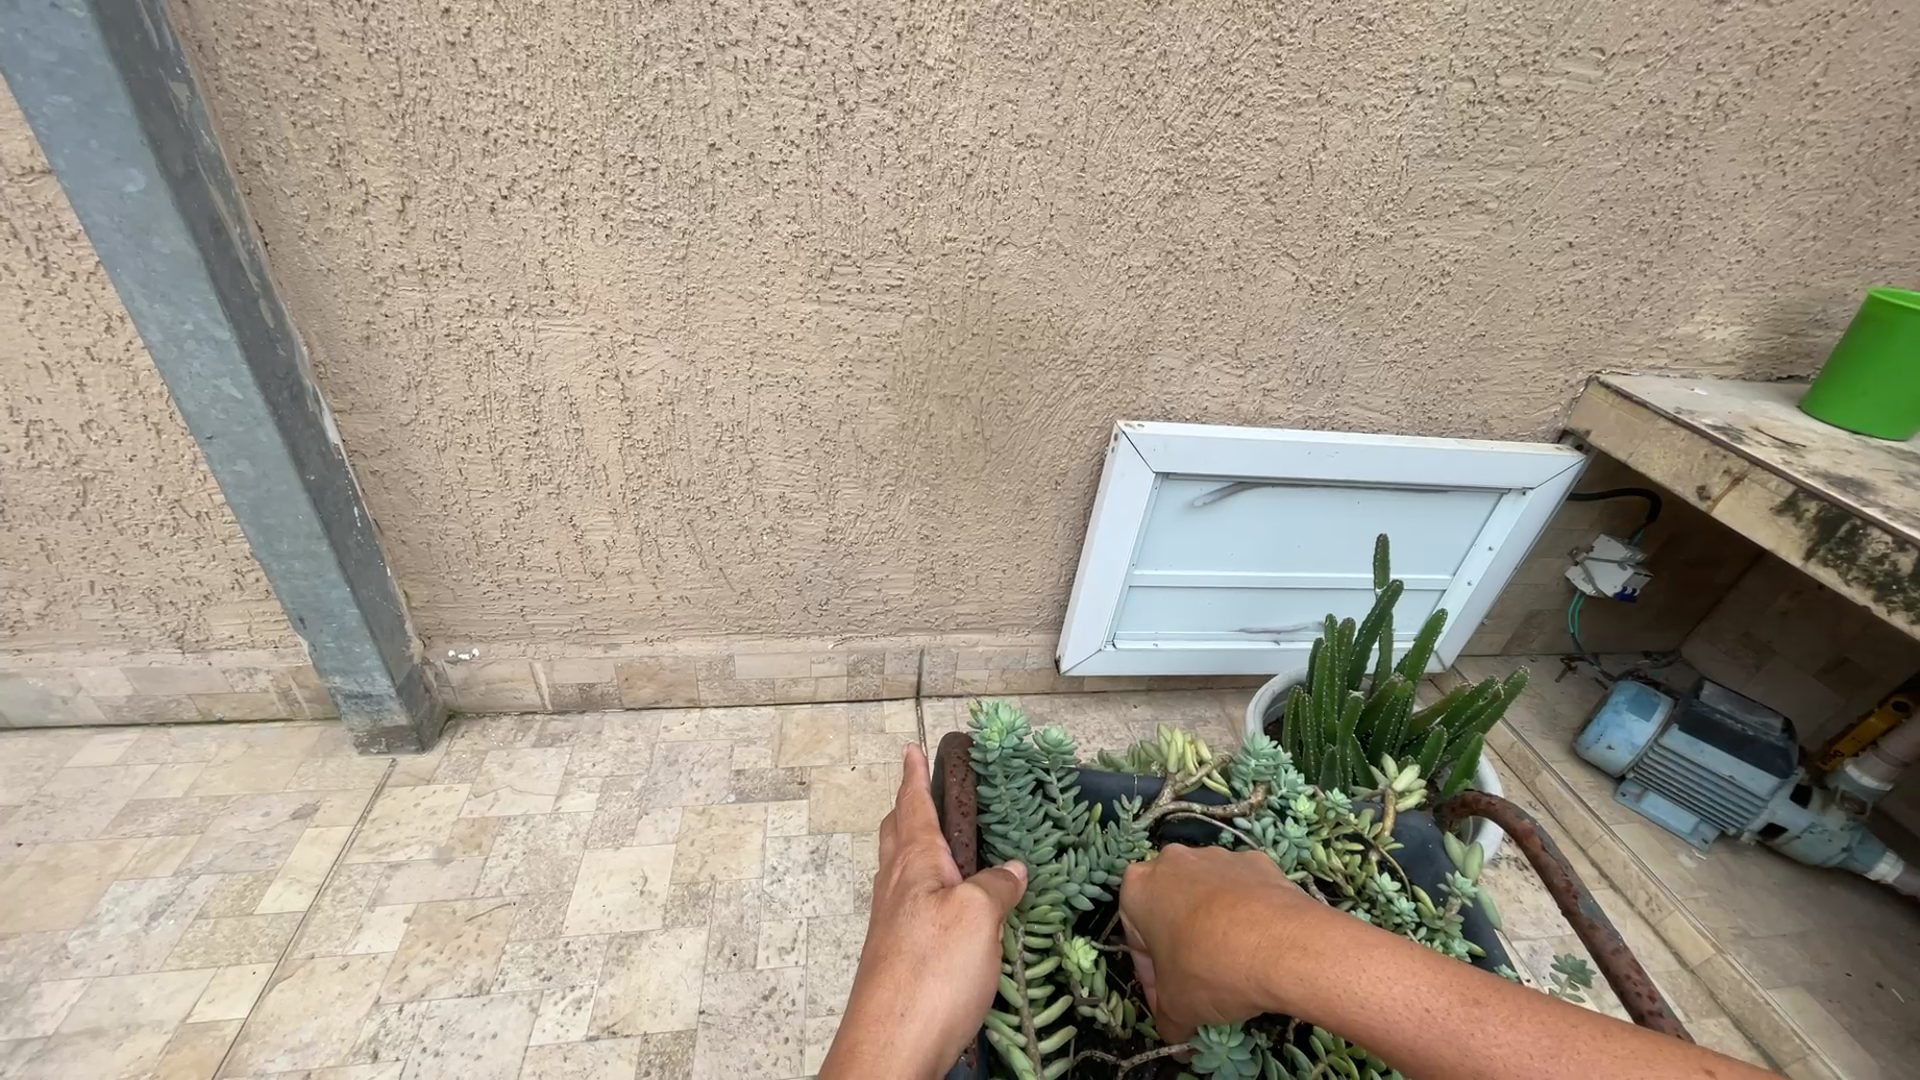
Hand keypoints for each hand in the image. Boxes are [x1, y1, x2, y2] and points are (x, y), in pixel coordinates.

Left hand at [819, 744, 1028, 1079]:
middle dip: (905, 807)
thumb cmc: (933, 969)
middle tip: (915, 788)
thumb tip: (1012, 867)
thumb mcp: (979, 917)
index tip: (910, 749)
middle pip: (895, 833)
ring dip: (911, 844)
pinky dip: (922, 885)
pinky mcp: (895, 955)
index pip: (912, 806)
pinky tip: (939, 904)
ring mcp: (891, 922)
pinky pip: (908, 902)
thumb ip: (996, 886)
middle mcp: (897, 885)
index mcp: (915, 862)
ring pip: (899, 867)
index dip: (913, 776)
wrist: (891, 1047)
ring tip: (933, 840)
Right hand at [1119, 843, 1327, 1041]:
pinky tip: (1261, 944)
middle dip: (1180, 945)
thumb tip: (1175, 1031)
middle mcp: (1171, 861)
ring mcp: (1215, 856)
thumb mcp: (1177, 1008)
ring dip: (1212, 925)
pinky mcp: (1254, 860)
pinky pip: (1243, 889)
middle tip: (1198, 983)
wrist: (1282, 945)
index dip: (1152, 979)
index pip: (1136, 940)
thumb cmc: (1210, 969)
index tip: (1171, 1004)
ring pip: (1206, 895)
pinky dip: (1247, 912)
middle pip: (1169, 909)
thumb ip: (1166, 1018)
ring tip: (1235, 963)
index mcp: (1138, 887)